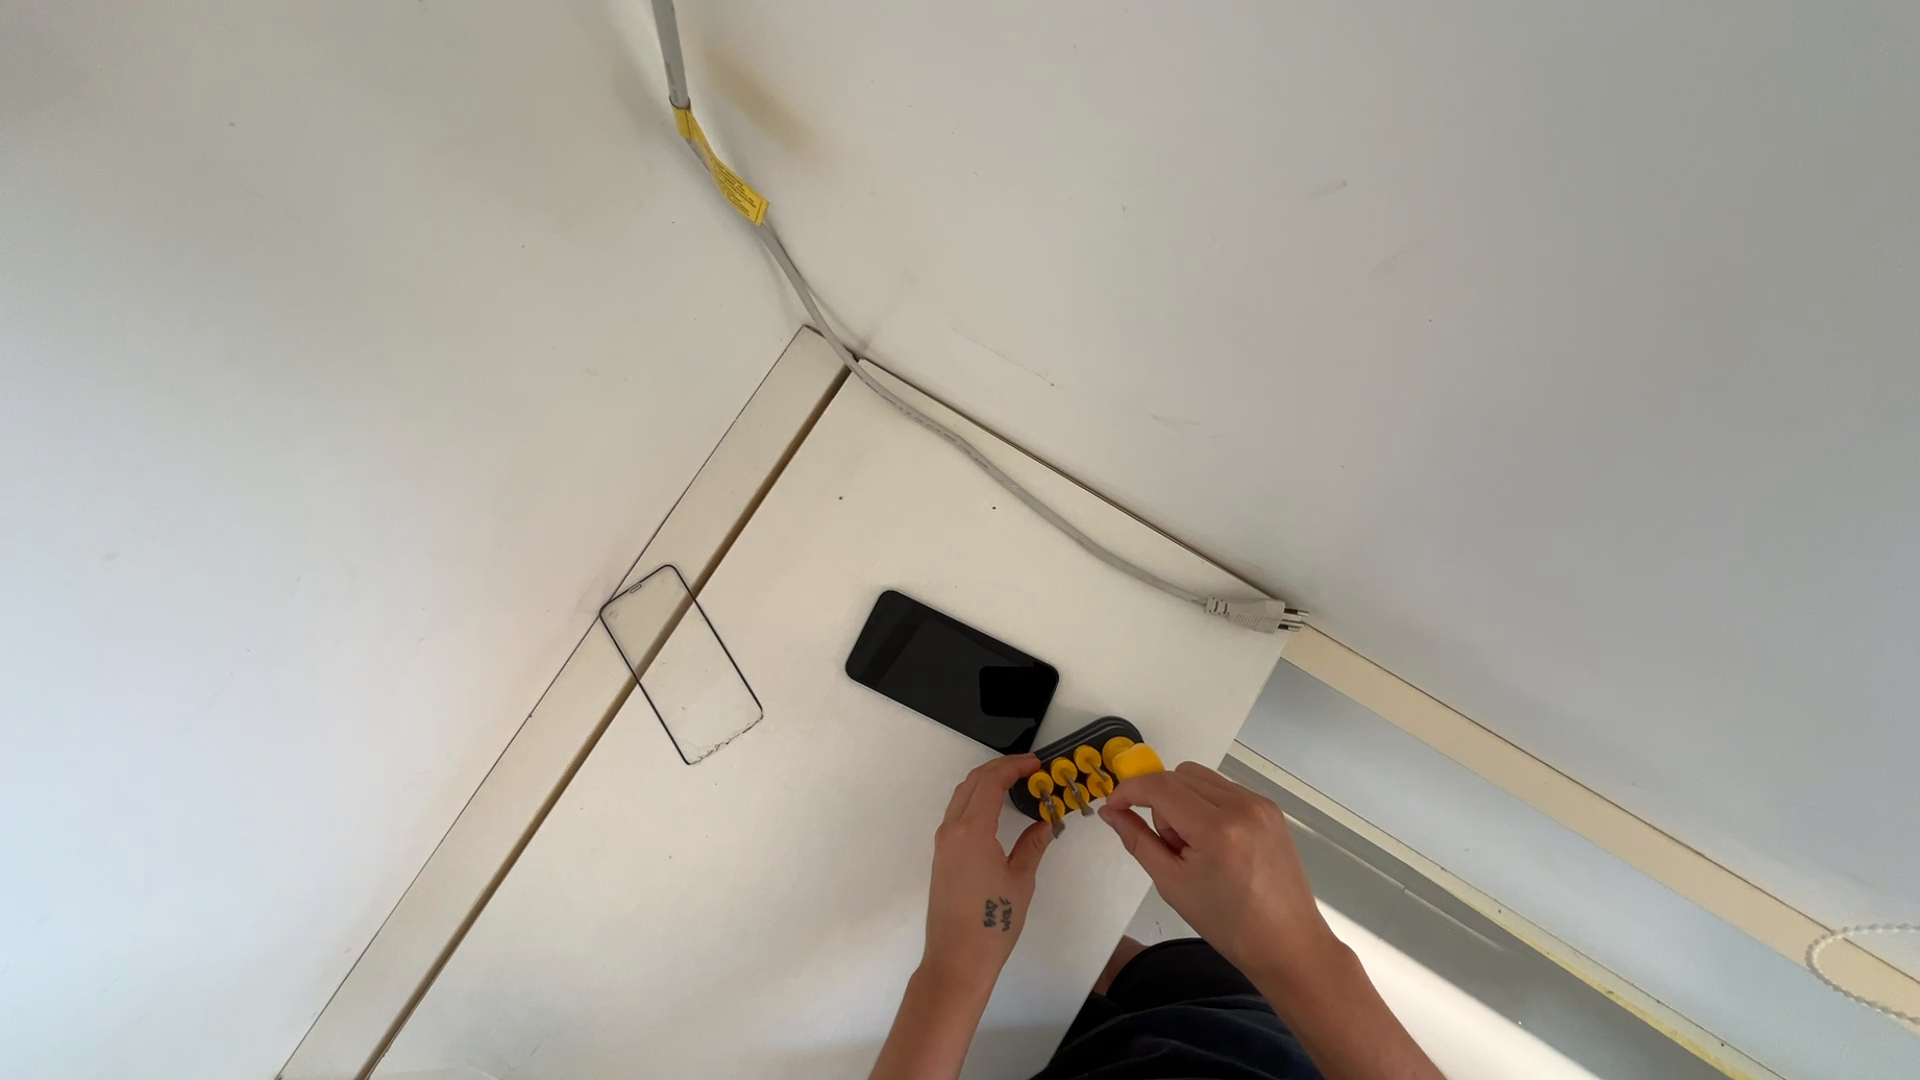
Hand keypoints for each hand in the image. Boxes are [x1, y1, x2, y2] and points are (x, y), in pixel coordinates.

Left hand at [920, 753, 1053, 992]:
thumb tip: (1046, 823)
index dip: (1014, 767)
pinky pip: (957, 812)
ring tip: (1015, 782)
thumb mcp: (1021, 881)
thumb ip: (1033, 845)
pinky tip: (995, 807)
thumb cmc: (993, 923)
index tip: (1036, 764)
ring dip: (986, 781)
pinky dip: (976, 799)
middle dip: (1000, 768)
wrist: (957, 960)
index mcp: (972, 831)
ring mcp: (943, 841)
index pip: (991, 782)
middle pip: (973, 782)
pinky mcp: (942, 854)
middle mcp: (952, 829)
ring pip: (962, 795)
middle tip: (1028, 768)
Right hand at [1100, 762, 1330, 983]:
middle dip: (1159, 801)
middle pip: (1177, 775)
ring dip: (1181, 799)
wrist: (1288, 945)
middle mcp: (1241, 805)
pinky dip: (1205, 803)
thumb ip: (1137, 839)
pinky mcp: (1269, 807)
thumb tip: (1109, 811)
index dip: (1128, 790)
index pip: (1159, 786)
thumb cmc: (1227, 923)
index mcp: (1216, 828)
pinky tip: (1214, 841)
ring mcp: (1259, 803)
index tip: (1112, 806)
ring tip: (1193, 844)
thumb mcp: (1171, 883)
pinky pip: (1221, 788)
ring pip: (1198, 777)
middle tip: (1168, 844)